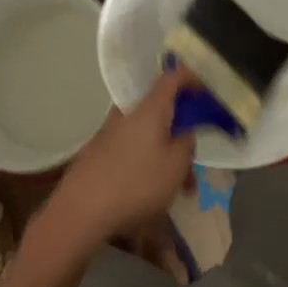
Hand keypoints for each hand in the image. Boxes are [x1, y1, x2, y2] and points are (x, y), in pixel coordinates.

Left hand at [49, 68, 196, 239]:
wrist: (81, 210)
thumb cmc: (136, 183)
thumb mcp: (176, 166)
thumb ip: (187, 143)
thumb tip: (184, 131)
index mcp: (149, 108)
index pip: (172, 77)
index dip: (191, 78)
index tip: (206, 91)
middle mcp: (127, 112)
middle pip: (160, 110)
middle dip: (181, 132)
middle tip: (195, 158)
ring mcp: (110, 132)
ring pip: (148, 135)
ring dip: (166, 155)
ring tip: (179, 190)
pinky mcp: (99, 152)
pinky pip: (133, 148)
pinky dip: (148, 163)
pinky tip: (154, 194)